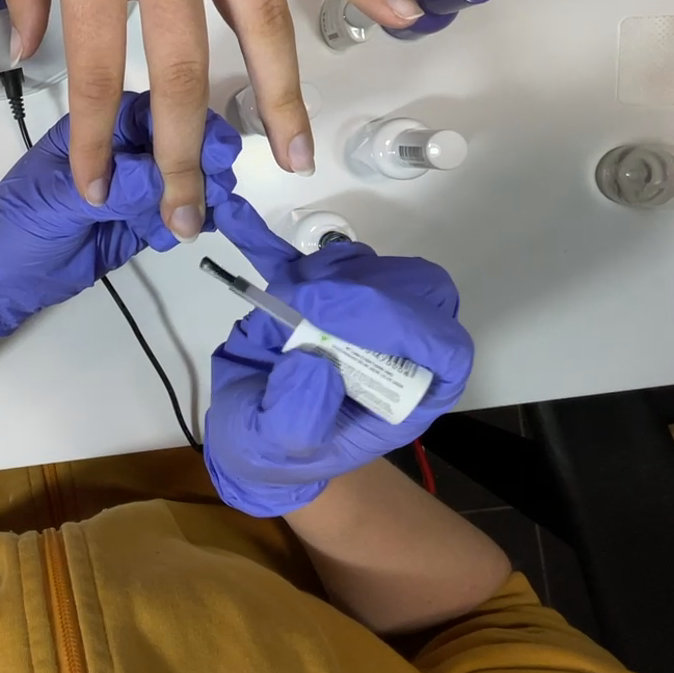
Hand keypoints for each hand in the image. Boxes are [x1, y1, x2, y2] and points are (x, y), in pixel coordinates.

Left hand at [0, 92, 244, 336]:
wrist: (0, 282)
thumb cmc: (14, 229)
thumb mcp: (56, 204)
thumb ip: (109, 189)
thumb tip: (162, 174)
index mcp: (91, 131)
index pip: (146, 115)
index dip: (184, 125)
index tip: (217, 147)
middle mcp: (117, 154)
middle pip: (173, 145)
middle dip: (201, 162)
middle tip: (223, 185)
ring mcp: (131, 190)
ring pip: (180, 182)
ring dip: (202, 195)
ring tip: (215, 213)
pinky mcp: (138, 224)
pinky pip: (173, 217)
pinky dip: (189, 222)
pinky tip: (196, 230)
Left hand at [1, 0, 418, 235]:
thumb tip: (28, 47)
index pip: (90, 73)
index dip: (91, 140)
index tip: (97, 189)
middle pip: (182, 74)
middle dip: (184, 153)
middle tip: (189, 213)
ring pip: (262, 26)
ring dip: (278, 99)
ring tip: (291, 157)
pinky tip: (401, 14)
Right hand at [201, 213, 474, 517]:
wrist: (249, 441)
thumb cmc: (272, 454)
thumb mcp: (278, 451)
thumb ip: (298, 418)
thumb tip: (315, 357)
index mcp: (404, 394)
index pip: (441, 347)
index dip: (400, 322)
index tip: (328, 313)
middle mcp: (389, 348)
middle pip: (417, 293)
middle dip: (368, 288)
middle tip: (306, 298)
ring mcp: (349, 316)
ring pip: (367, 267)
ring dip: (326, 269)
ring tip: (281, 291)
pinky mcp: (307, 296)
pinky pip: (298, 259)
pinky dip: (266, 239)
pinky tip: (232, 217)